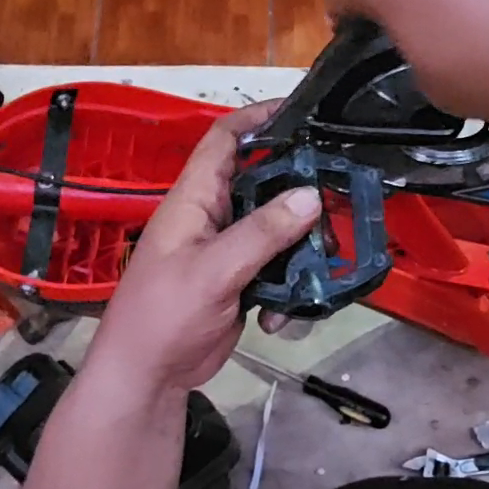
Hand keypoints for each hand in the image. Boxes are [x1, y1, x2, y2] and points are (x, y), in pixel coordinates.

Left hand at [83, 101, 322, 390]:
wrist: (148, 378)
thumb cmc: (164, 315)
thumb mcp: (213, 271)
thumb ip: (262, 233)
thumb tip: (310, 195)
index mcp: (194, 200)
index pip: (224, 141)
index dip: (257, 119)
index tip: (301, 110)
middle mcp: (213, 217)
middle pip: (262, 184)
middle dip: (298, 188)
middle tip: (340, 189)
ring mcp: (228, 251)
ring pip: (277, 229)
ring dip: (300, 246)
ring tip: (325, 260)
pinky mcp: (241, 282)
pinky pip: (276, 269)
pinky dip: (288, 287)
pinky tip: (284, 315)